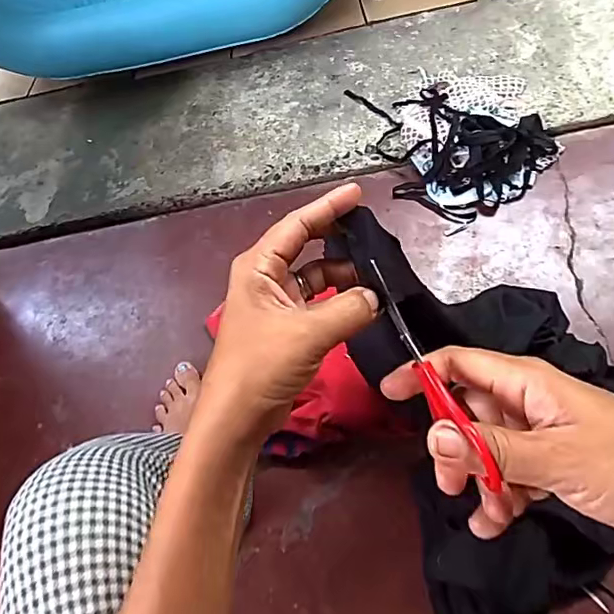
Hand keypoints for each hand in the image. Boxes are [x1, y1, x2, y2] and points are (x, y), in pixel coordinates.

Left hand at [197, 184, 379, 440]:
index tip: (356, 193)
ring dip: (343, 272)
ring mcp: (277, 301)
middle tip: (369, 227)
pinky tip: (363, 300)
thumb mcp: (309, 333)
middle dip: (337, 234)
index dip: (328, 206)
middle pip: (307, 244)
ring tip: (375, 272)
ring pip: (316, 274)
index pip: (298, 224)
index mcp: (259, 266)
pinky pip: (320, 299)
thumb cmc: (260, 368)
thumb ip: (350, 308)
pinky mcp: (288, 325)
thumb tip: (376, 296)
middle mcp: (266, 277)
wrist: (236, 420)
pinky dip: (340, 298)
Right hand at [381, 347, 613, 558]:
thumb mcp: (556, 458)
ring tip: (491, 514)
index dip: (423, 372)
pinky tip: (501, 524)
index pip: (462, 362)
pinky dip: (504, 495)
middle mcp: (533, 402)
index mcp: (529, 382)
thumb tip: (434, 435)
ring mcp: (548, 434)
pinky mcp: (562, 465)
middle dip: (454, 445)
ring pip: (491, 447)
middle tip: (449, 482)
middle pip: (471, 410)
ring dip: (481, 479)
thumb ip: (493, 449)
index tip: (387, 393)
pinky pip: (516, 473)